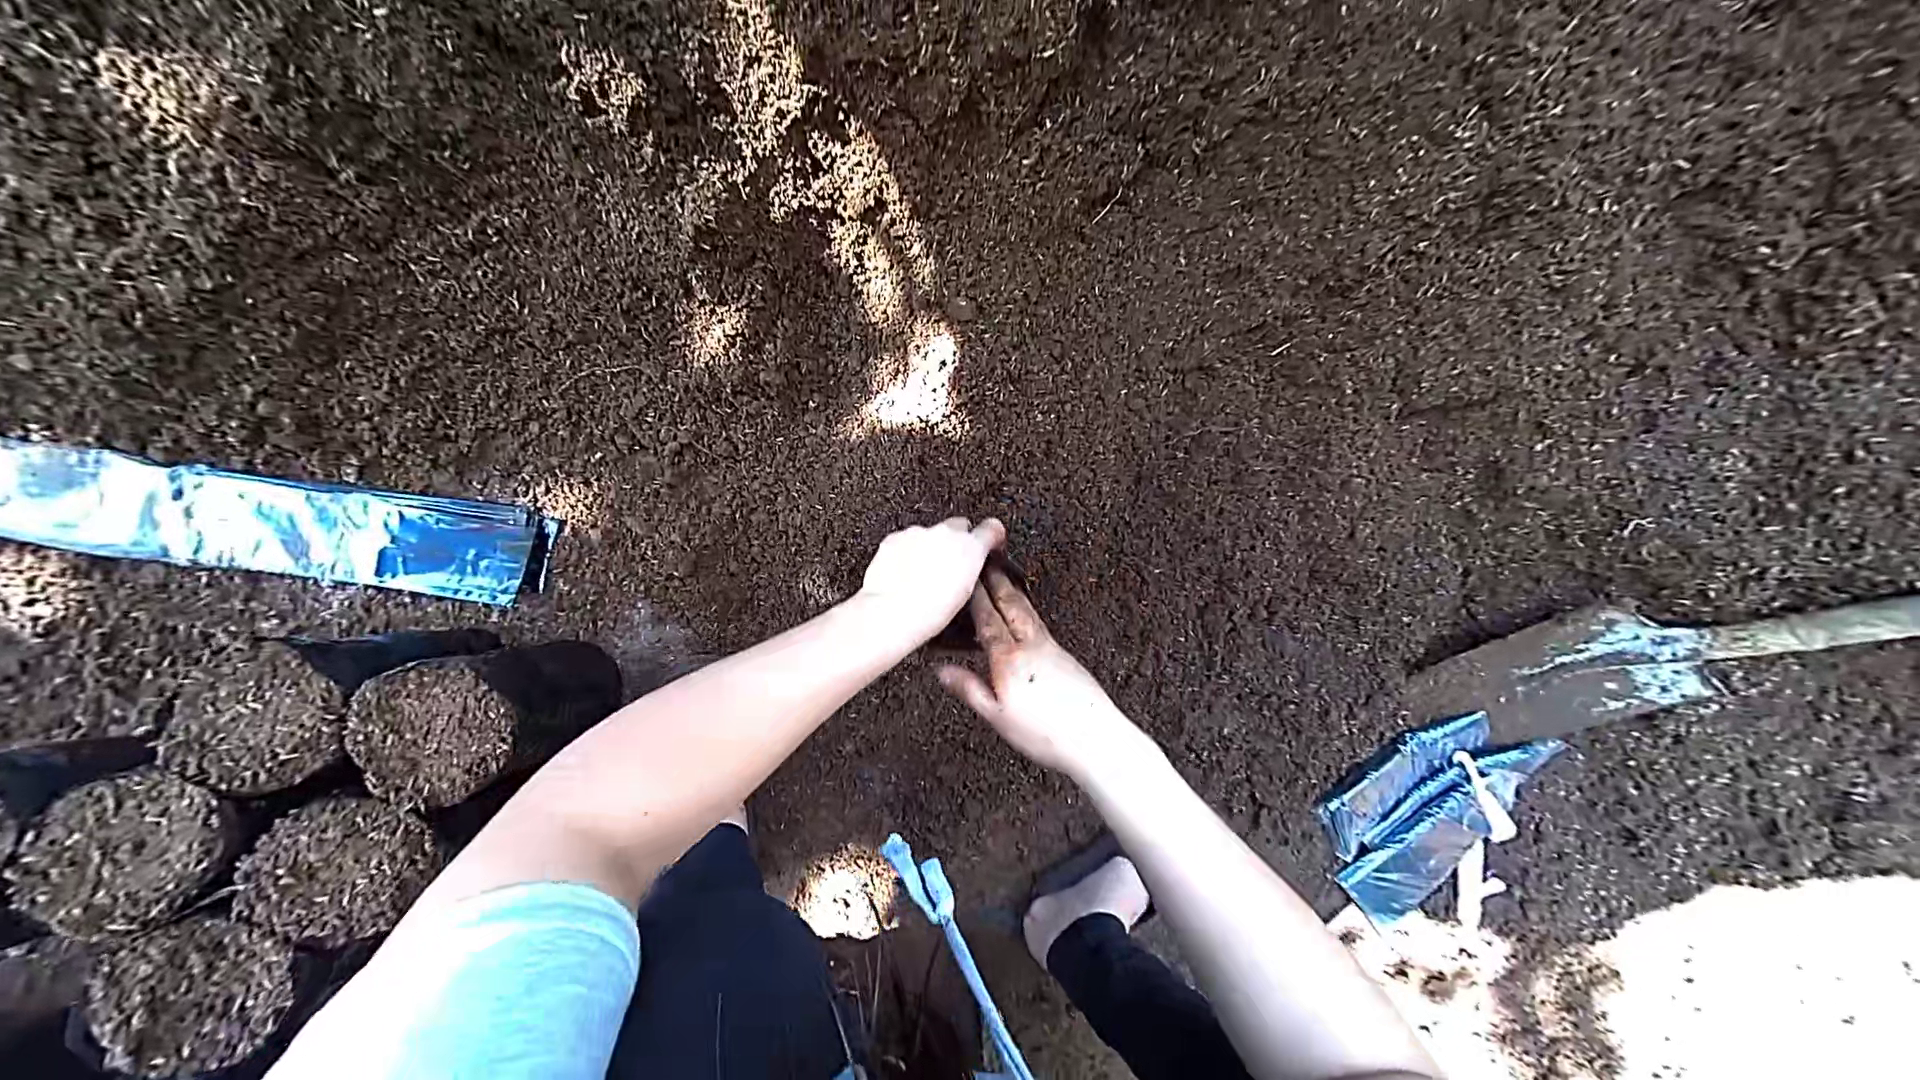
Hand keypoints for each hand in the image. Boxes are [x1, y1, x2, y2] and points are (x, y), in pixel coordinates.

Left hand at [856, 516, 1005, 643]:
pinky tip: (903, 575)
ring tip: (921, 578)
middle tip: (949, 567)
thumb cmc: (929, 612)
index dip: (991, 536)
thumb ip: (971, 570)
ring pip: (930, 535)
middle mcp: (946, 534)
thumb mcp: (965, 595)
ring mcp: (918, 533)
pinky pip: (905, 540)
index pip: (992, 529)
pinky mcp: (894, 538)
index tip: (990, 542)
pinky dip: (906, 552)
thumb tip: (969, 568)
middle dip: (956, 542)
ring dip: (929, 549)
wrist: (892, 613)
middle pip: (958, 527)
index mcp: (971, 547)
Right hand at [935, 569, 1151, 779]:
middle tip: (987, 563)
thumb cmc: (1047, 733)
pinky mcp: (1065, 657)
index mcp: (1010, 659)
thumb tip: (942, 671)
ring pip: (1028, 612)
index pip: (988, 619)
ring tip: (1004, 580)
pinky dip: (1027, 611)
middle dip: (996, 582)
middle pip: (1011, 605)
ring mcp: (1052, 649)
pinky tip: (1026, 615)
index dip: (976, 597)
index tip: (967, 577)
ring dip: (1013, 592)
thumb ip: (969, 689)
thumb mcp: (997, 716)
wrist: (1096, 739)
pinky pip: (1040, 624)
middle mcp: (1032, 646)